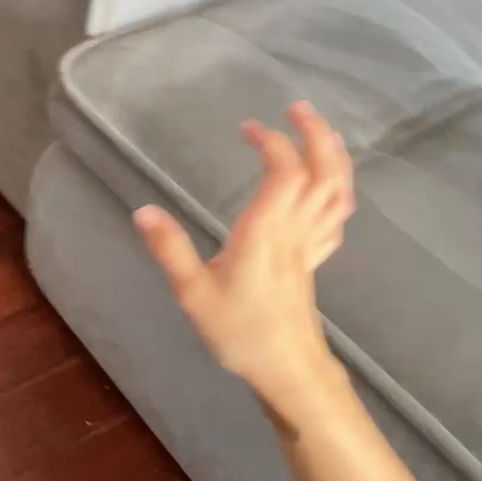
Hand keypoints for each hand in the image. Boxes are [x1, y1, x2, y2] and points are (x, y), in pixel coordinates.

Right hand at [133, 102, 354, 412]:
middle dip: (315, 136)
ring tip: (319, 133)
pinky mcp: (315, 261)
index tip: (248, 128)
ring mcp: (311, 246)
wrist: (288, 371)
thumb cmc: (240, 332)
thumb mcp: (193, 292)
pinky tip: (328, 187)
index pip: (284, 173)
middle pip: (324, 173)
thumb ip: (169, 249)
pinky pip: (336, 218)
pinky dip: (336, 191)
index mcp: (267, 232)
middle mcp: (295, 231)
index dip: (272, 143)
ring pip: (338, 192)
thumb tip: (143, 211)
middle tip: (297, 109)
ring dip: (333, 157)